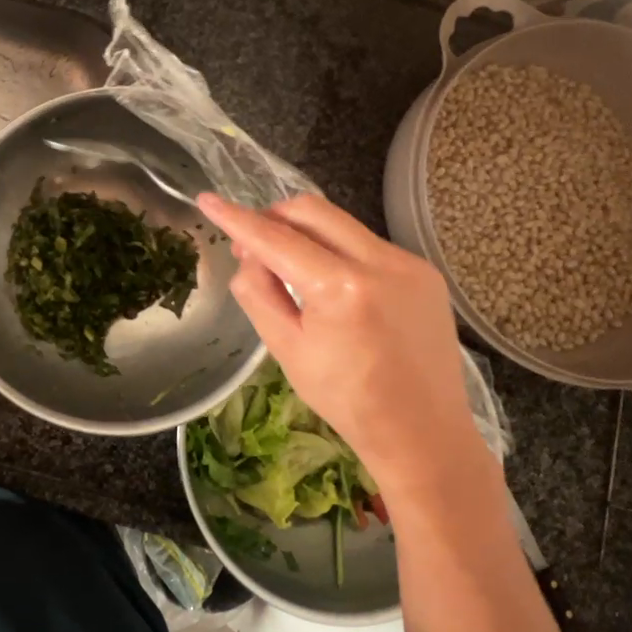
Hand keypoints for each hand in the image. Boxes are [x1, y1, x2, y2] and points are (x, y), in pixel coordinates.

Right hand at [196, 193, 489, 501]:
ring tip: (286, 268)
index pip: (276, 239)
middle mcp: (382, 263)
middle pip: (312, 211)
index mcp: (342, 288)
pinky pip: (365, 243)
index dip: (236, 219)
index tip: (207, 200)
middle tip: (249, 245)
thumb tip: (249, 255)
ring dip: (304, 233)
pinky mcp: (424, 273)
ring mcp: (409, 264)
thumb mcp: (285, 348)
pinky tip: (328, 284)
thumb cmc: (346, 398)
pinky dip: (335, 250)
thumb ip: (258, 292)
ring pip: (340, 223)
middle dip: (272, 217)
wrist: (423, 432)